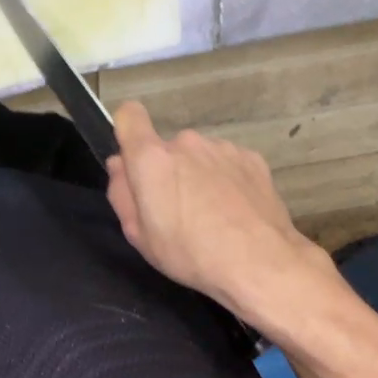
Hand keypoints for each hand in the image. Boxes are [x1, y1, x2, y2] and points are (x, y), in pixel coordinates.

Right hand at [104, 102, 333, 319]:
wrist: (258, 261)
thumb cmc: (187, 252)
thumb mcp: (138, 234)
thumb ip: (121, 193)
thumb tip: (119, 165)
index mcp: (151, 159)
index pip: (129, 117)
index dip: (126, 130)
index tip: (132, 158)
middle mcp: (186, 143)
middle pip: (165, 148)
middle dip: (165, 171)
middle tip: (174, 210)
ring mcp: (222, 148)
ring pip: (197, 156)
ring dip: (196, 175)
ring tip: (208, 213)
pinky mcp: (251, 158)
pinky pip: (225, 163)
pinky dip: (223, 180)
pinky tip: (232, 210)